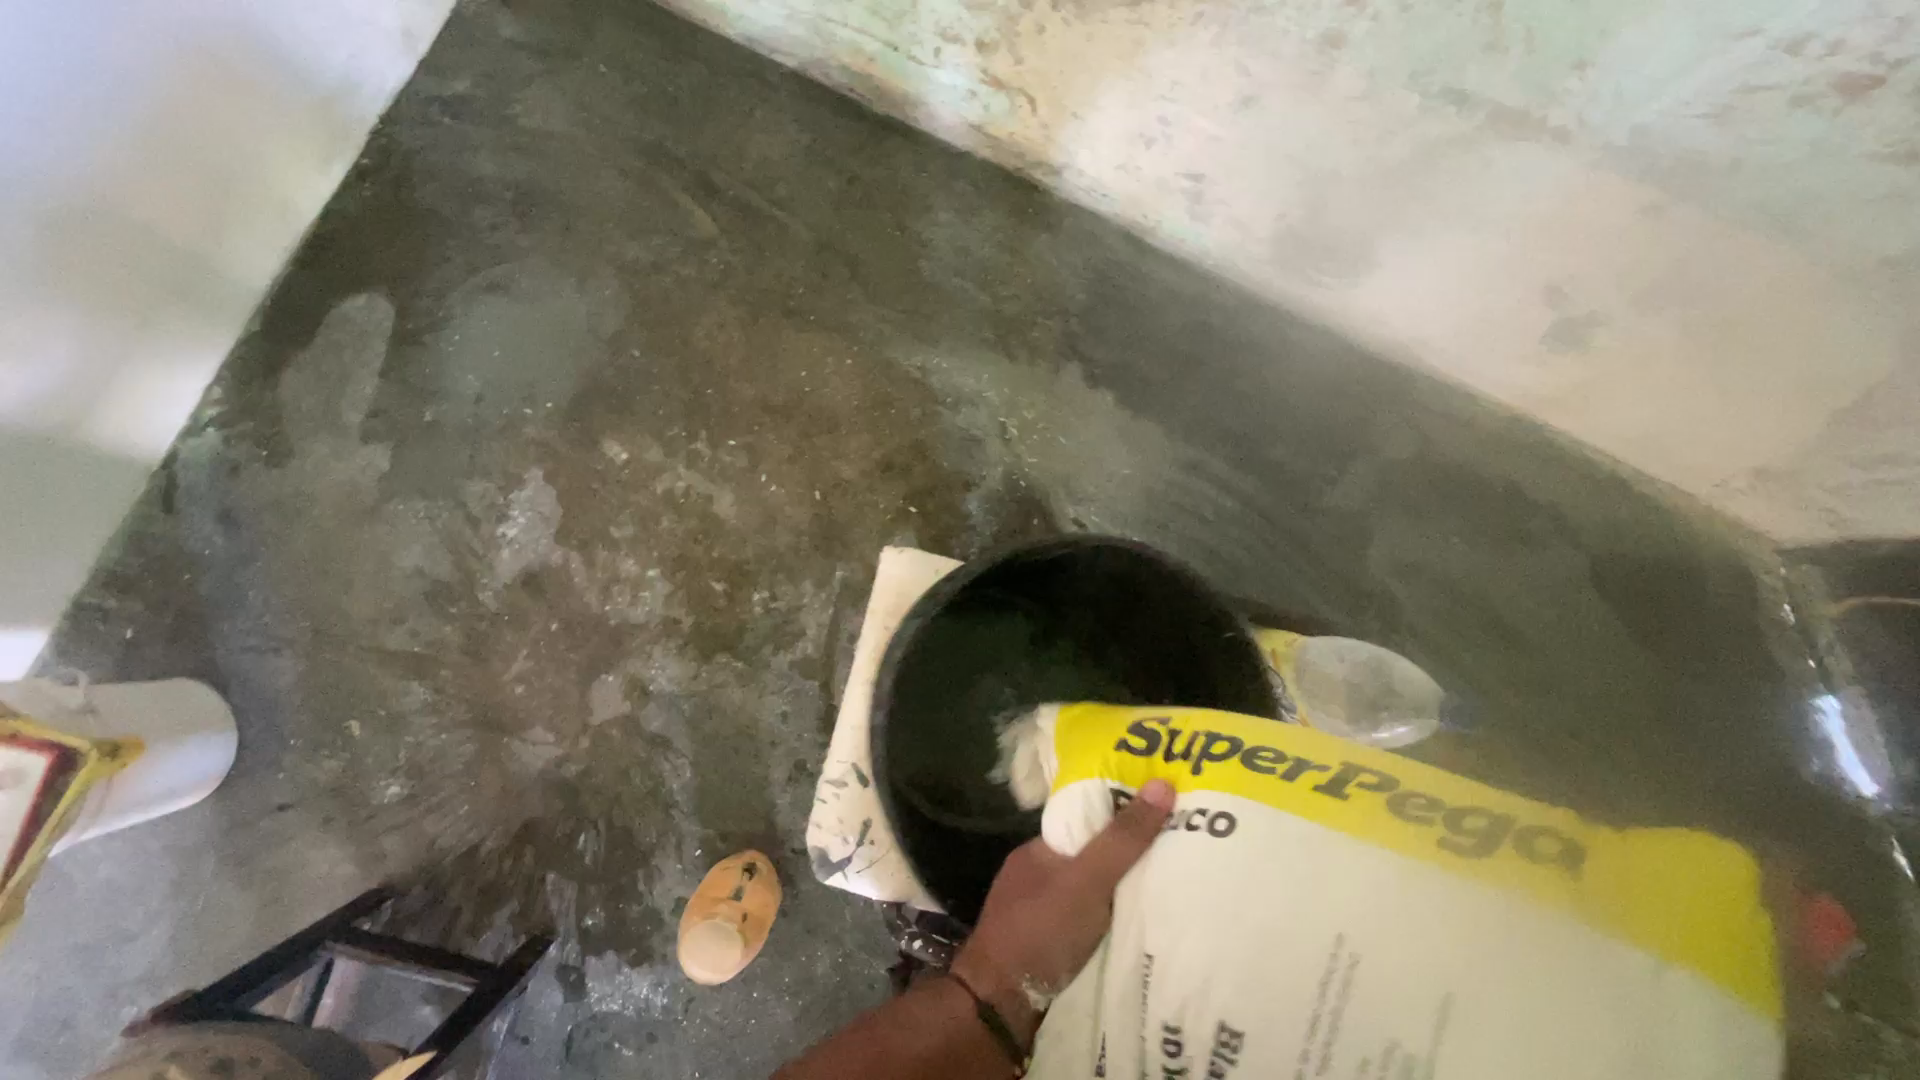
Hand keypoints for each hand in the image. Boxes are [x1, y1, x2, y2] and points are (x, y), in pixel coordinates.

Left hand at [950, 778, 1176, 1042]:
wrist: (999, 1004)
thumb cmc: (1042, 930)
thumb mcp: (1088, 879)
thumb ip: (1123, 839)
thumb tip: (1162, 783)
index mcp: (1038, 851)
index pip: (1086, 822)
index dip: (1122, 817)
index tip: (1164, 817)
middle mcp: (1035, 877)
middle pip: (1091, 859)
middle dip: (1127, 859)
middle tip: (1179, 856)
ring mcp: (1036, 913)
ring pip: (1089, 895)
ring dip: (1119, 897)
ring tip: (1169, 892)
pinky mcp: (1045, 948)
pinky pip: (1086, 926)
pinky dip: (1109, 926)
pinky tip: (1138, 931)